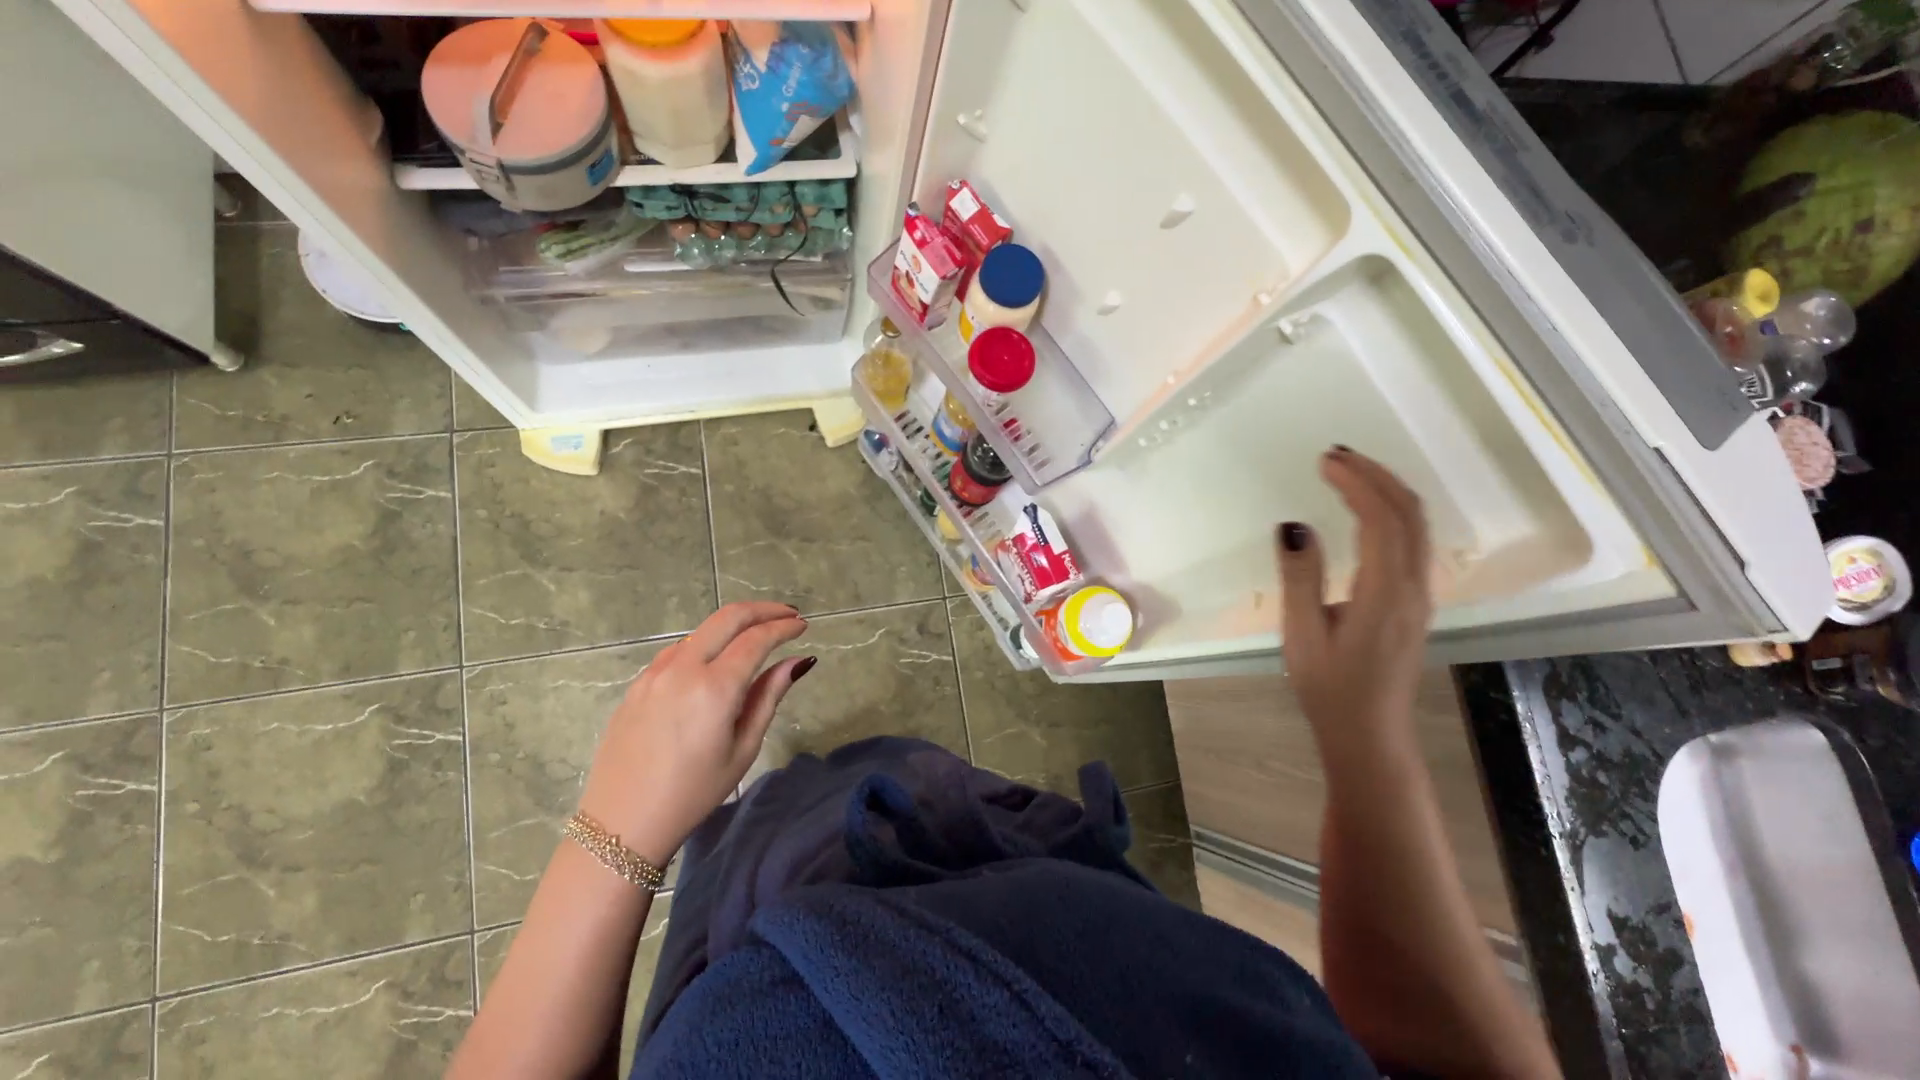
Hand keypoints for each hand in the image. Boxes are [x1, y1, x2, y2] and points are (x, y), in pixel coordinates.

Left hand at [577, 602, 812, 861]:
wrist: (624, 819)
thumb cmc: (694, 793)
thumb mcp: (743, 749)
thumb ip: (769, 697)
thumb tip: (797, 662)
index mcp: (715, 688)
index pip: (756, 639)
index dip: (783, 627)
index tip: (803, 625)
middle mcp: (683, 669)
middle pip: (727, 617)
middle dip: (762, 610)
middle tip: (787, 615)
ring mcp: (655, 672)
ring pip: (701, 631)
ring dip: (732, 625)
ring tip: (756, 637)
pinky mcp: (638, 683)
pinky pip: (678, 651)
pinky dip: (705, 644)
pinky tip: (716, 661)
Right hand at [1275, 447, 1432, 756]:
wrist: (1369, 734)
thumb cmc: (1330, 689)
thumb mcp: (1302, 636)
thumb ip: (1300, 579)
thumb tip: (1294, 526)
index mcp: (1385, 593)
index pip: (1380, 519)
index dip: (1356, 483)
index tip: (1324, 462)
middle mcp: (1412, 587)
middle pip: (1409, 513)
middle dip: (1376, 476)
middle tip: (1336, 457)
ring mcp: (1420, 596)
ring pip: (1417, 526)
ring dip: (1388, 492)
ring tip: (1349, 474)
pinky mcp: (1415, 604)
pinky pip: (1414, 542)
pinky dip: (1393, 513)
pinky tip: (1367, 513)